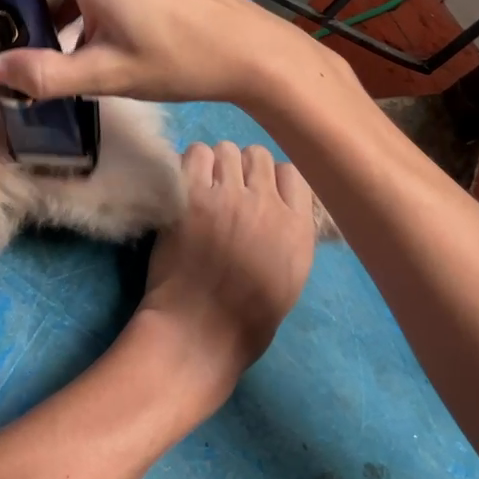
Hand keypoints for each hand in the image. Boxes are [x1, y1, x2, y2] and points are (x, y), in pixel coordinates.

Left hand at [131, 142, 316, 406]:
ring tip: (199, 185)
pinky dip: (186, 163)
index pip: (291, 174)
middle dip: (239, 166)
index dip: (270, 178)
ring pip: (224, 149)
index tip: (255, 191)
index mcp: (298, 229)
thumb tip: (272, 207)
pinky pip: (193, 153)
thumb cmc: (243, 319)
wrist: (198, 329)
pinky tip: (181, 184)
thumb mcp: (287, 278)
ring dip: (212, 162)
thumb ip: (285, 236)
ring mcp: (227, 196)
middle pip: (257, 154)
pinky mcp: (190, 194)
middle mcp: (266, 204)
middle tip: (222, 187)